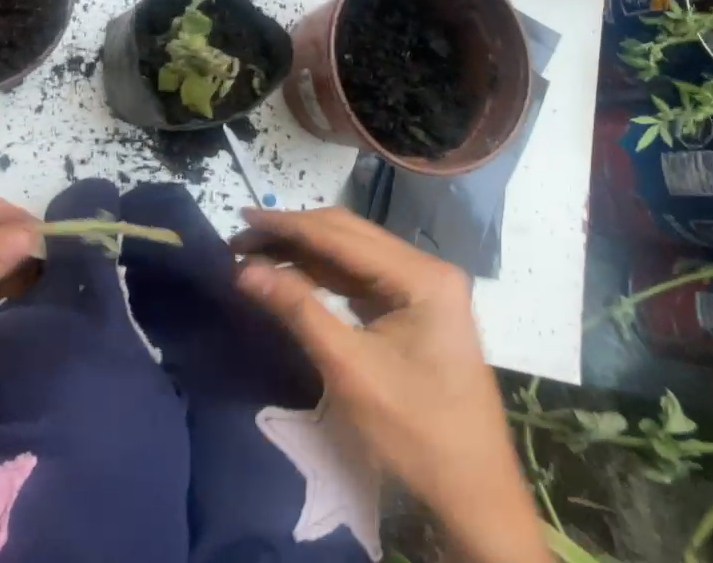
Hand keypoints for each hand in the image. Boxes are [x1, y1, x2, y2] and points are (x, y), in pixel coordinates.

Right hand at [232, 207, 547, 562]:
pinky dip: (322, 273)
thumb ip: (297, 309)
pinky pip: (361, 277)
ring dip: (304, 252)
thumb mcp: (348, 368)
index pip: (340, 235)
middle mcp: (427, 270)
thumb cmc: (415, 430)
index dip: (286, 225)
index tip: (239, 221)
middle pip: (347, 235)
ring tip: (256, 256)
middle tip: (240, 243)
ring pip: (351, 253)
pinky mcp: (415, 308)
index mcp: (423, 277)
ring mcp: (424, 288)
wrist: (473, 491)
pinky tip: (290, 275)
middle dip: (292, 234)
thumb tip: (243, 269)